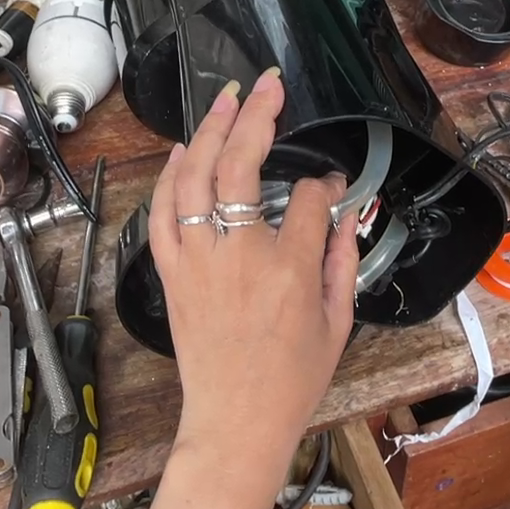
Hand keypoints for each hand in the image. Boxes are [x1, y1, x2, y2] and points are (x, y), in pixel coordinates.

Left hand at [148, 69, 360, 458]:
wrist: (234, 423)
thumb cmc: (292, 380)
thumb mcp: (338, 322)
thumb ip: (344, 259)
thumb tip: (346, 211)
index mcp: (292, 268)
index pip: (309, 197)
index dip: (323, 183)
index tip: (328, 184)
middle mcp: (241, 254)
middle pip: (243, 164)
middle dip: (257, 116)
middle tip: (267, 85)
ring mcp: (199, 260)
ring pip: (196, 178)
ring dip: (210, 131)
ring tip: (224, 97)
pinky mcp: (172, 273)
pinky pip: (163, 213)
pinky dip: (171, 177)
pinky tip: (183, 149)